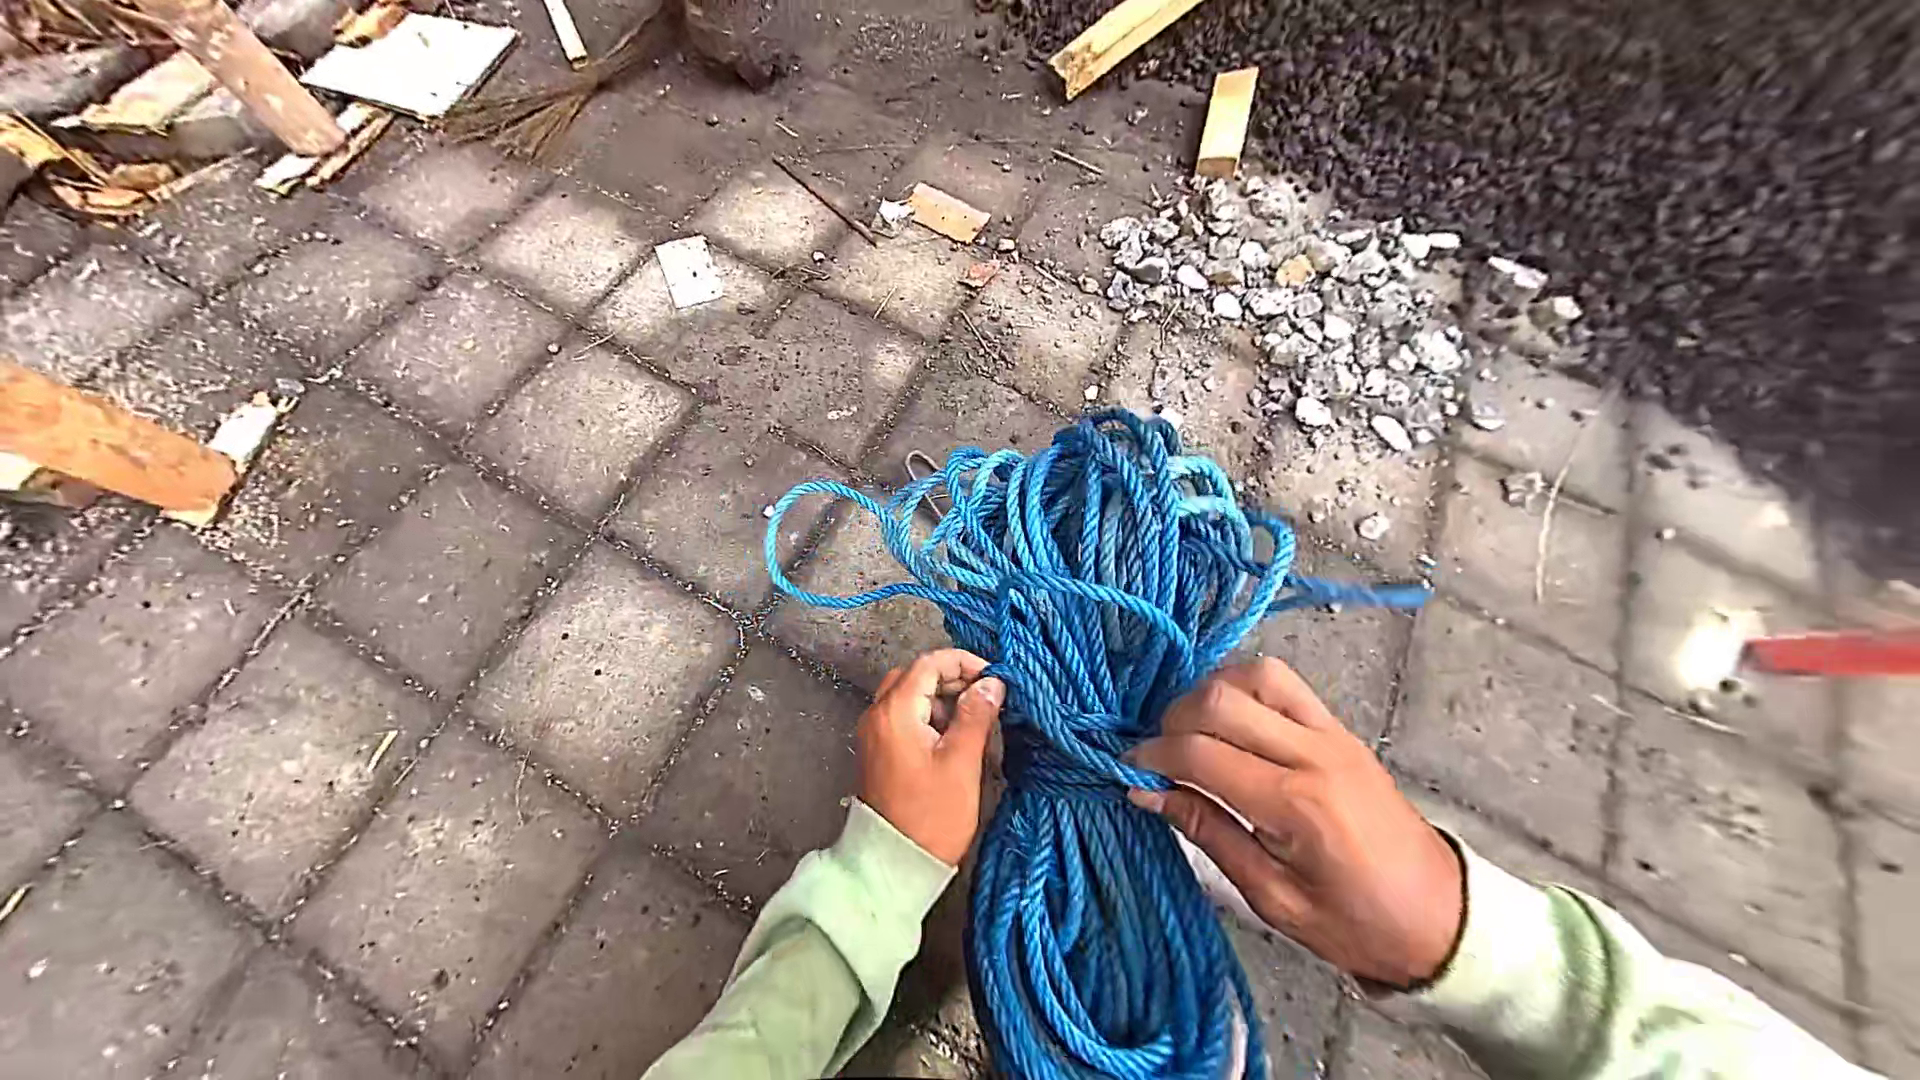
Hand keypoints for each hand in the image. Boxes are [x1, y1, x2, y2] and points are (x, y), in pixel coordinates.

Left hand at [859, 649, 1004, 865]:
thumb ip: (976, 715)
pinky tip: (955, 740)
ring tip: (975, 722)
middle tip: (987, 698)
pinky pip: (906, 717)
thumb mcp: (961, 763)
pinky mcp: (880, 750)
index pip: (930, 663)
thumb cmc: (930, 817)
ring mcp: (875, 733)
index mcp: (895, 711)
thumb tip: (992, 683)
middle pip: (918, 675)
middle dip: (955, 679)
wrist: (891, 867)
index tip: (994, 679)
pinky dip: (932, 717)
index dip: (965, 663)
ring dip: (944, 699)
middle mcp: (878, 714)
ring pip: (912, 695)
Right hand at [1127, 658, 1463, 988]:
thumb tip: (1144, 792)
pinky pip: (1279, 680)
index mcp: (1297, 804)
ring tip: (1190, 730)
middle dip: (1171, 722)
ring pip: (1251, 675)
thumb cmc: (1355, 922)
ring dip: (1206, 694)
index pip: (1202, 754)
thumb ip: (1207, 831)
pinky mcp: (1336, 724)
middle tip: (1158, 754)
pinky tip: (1226, 715)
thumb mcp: (1272, 896)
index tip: (1130, 768)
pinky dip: (1240, 685)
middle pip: (1219, 702)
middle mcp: (1312, 753)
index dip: (1153, 756)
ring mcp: (1330, 730)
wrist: (1443, 918)